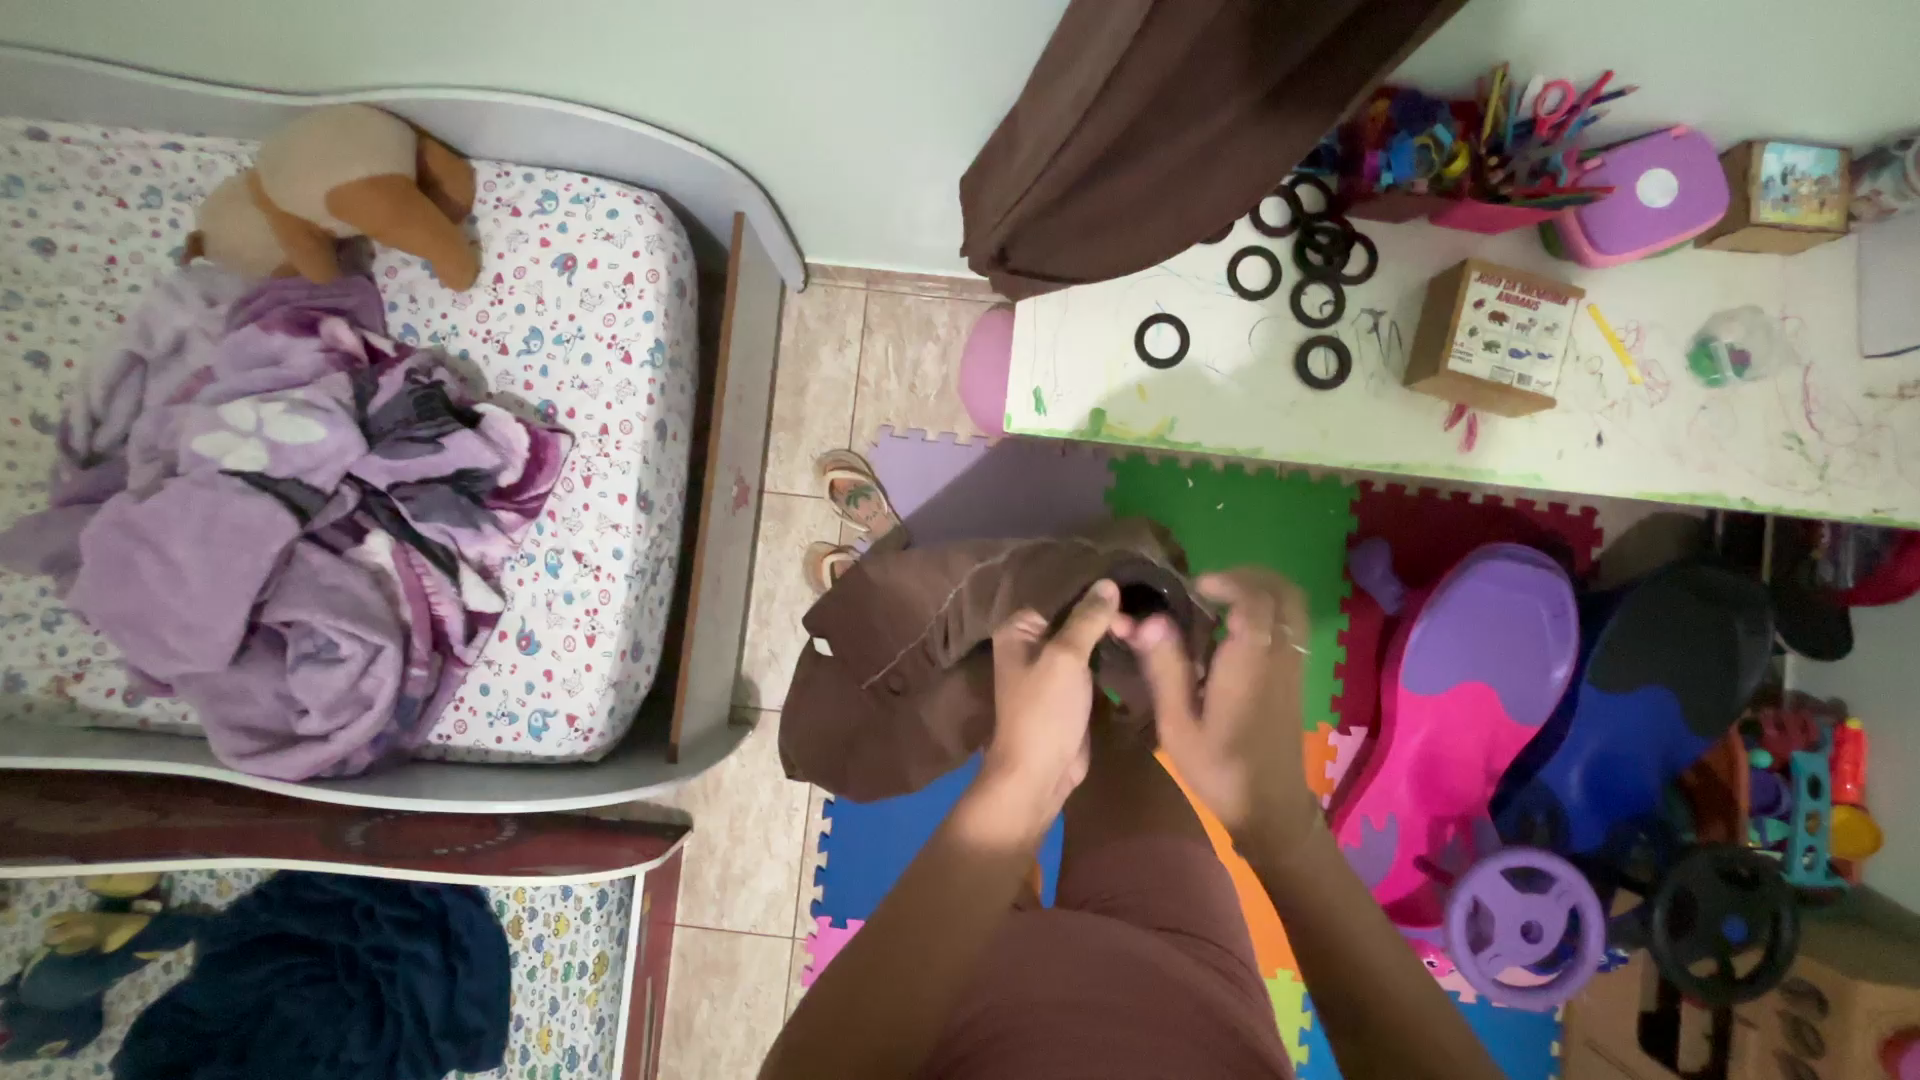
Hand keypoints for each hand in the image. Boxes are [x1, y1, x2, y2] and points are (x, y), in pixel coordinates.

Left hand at [982, 580, 1127, 820]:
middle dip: (1107, 610)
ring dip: (1113, 631)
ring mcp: (1052, 666)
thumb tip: (1109, 582)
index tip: (1129, 575)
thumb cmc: (1044, 710)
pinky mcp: (1071, 688)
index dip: (1092, 587)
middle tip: (1147, 599)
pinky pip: (1094, 661)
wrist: (1040, 772)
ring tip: (1150, 613)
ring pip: (1086, 639)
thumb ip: (1087, 618)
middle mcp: (1031, 642)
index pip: (1058, 593)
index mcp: (1018, 628)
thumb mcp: (1066, 657)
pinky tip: (1140, 638)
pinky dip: (1112, 653)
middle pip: (1073, 615)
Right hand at [1126, 568, 1318, 847]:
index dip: (1226, 581)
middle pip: (1285, 593)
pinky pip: (1289, 625)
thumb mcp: (1178, 724)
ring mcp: (1292, 666)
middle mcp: (1279, 656)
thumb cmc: (1218, 768)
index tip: (1195, 588)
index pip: (1254, 599)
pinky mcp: (1294, 677)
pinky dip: (1266, 612)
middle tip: (1210, 586)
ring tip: (1218, 603)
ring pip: (1292, 607)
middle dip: (1249, 576)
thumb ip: (1166, 668)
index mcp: (1251, 664)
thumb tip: (1151, 619)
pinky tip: (1231, 632)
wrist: (1270, 808)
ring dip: (1259, 592)